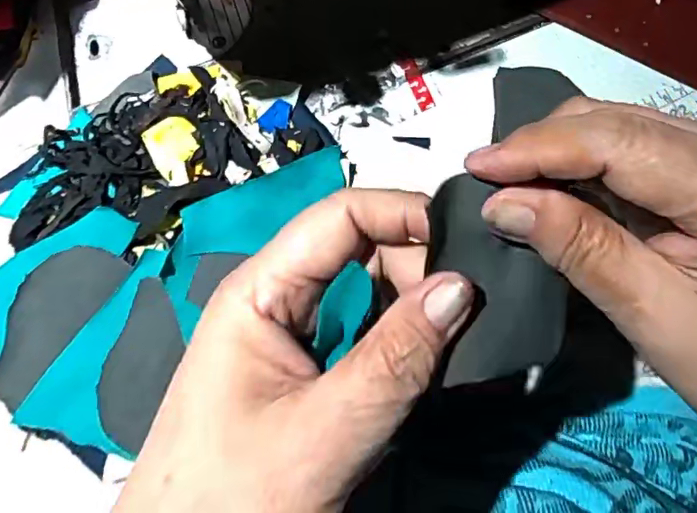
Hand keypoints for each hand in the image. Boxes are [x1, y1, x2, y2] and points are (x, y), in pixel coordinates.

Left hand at [116, 190, 471, 512]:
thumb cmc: (230, 509)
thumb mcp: (321, 435)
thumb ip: (396, 359)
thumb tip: (461, 286)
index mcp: (261, 291)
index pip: (343, 214)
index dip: (403, 212)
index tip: (461, 235)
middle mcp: (279, 300)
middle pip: (363, 248)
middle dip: (418, 264)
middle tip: (467, 301)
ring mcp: (296, 337)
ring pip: (372, 290)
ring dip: (416, 304)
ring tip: (459, 329)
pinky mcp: (313, 372)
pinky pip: (370, 331)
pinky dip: (406, 337)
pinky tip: (434, 356)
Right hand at [466, 99, 696, 501]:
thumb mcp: (659, 320)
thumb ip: (583, 249)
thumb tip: (504, 201)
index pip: (621, 141)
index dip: (544, 147)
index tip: (479, 164)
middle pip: (623, 121)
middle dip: (550, 142)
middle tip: (490, 175)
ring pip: (629, 125)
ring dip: (568, 147)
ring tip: (515, 178)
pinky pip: (644, 147)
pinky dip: (596, 161)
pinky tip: (563, 182)